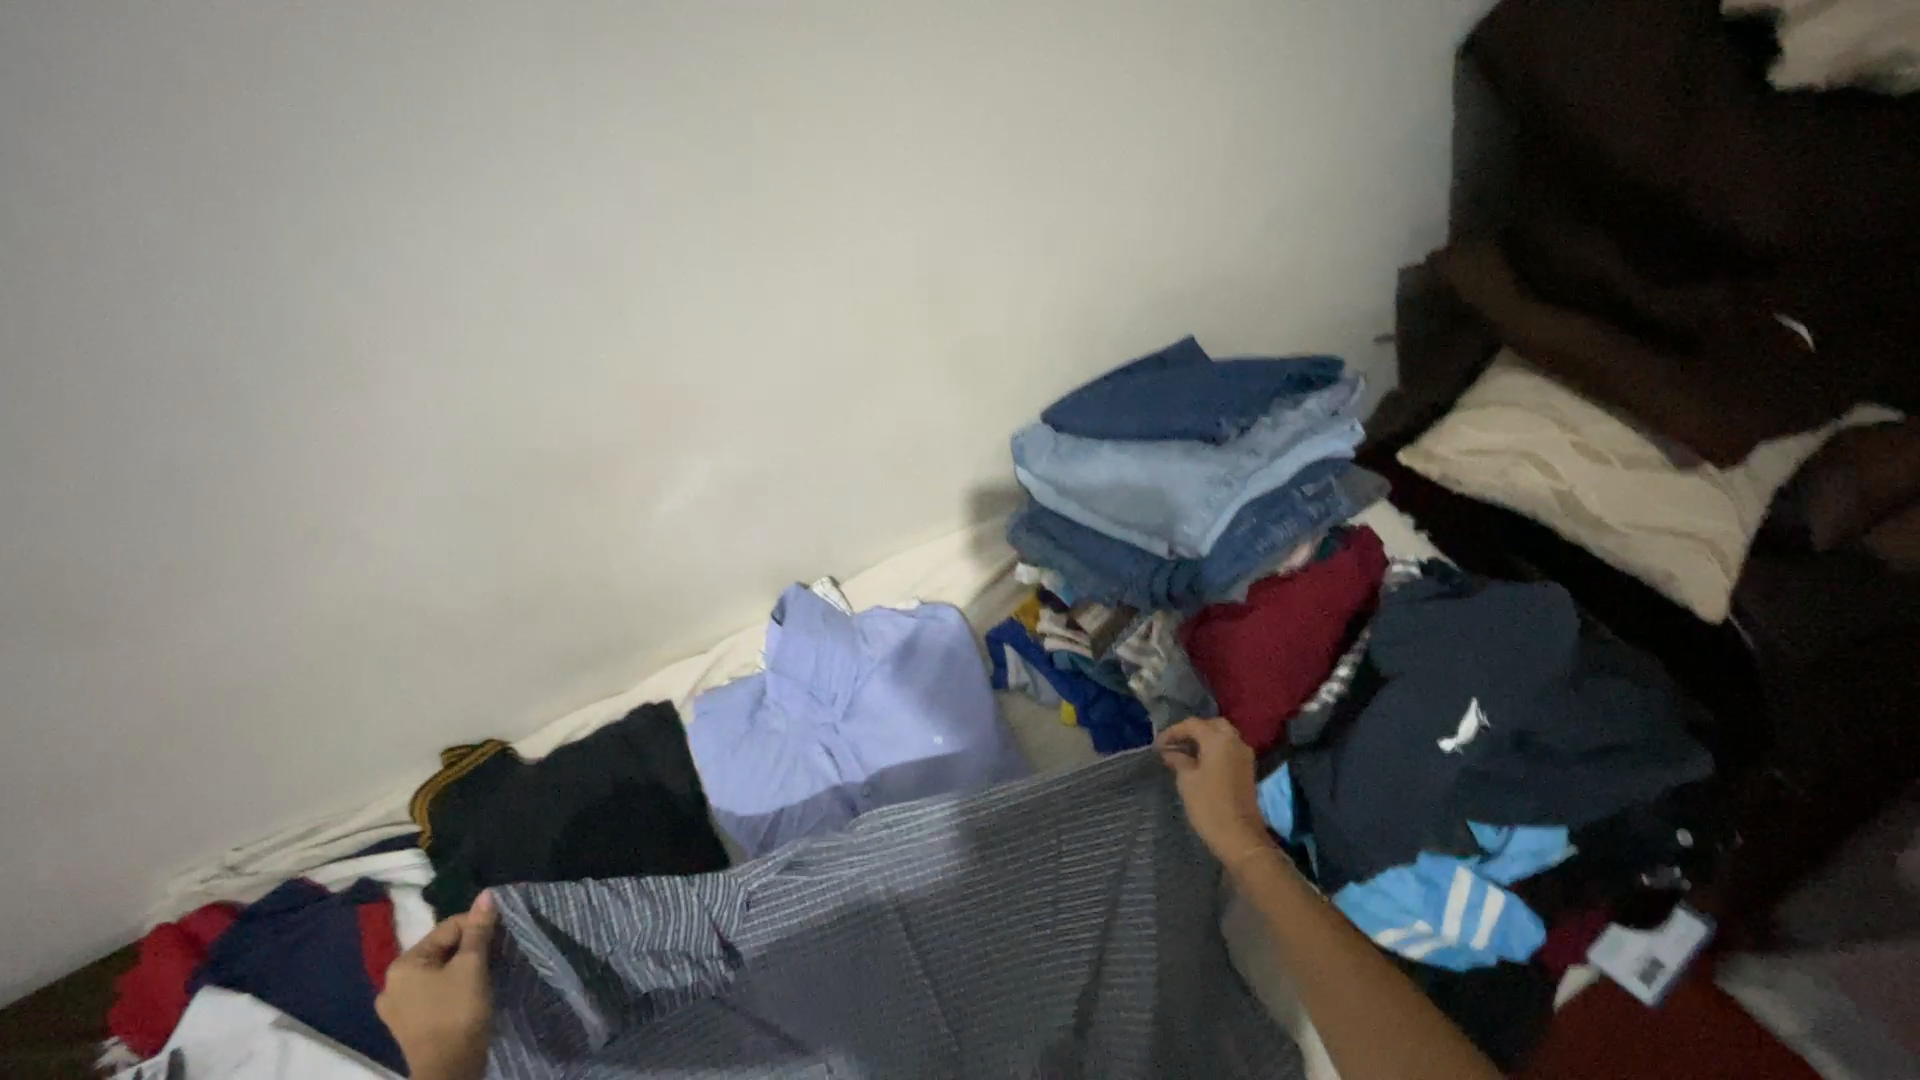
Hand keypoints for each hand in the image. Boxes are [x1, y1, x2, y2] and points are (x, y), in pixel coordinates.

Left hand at [376, 892, 497, 1079]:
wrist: (449, 1069)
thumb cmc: (458, 1012)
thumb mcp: (472, 965)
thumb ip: (479, 929)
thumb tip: (486, 895)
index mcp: (403, 964)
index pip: (447, 928)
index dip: (478, 925)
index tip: (502, 932)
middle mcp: (391, 983)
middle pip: (440, 949)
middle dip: (469, 947)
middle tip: (497, 952)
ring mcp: (396, 1007)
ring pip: (437, 972)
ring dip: (461, 967)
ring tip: (485, 971)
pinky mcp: (407, 1024)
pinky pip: (432, 992)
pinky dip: (451, 986)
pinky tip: (467, 992)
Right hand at [1157, 718, 1273, 868]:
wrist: (1240, 837)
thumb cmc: (1209, 805)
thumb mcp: (1186, 780)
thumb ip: (1177, 759)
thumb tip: (1169, 752)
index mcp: (1219, 740)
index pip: (1193, 724)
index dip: (1173, 732)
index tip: (1157, 744)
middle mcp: (1235, 741)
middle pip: (1211, 725)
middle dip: (1192, 731)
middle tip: (1173, 744)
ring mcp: (1244, 756)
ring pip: (1222, 737)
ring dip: (1203, 740)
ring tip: (1183, 753)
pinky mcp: (1247, 769)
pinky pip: (1228, 749)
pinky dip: (1213, 750)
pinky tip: (1198, 762)